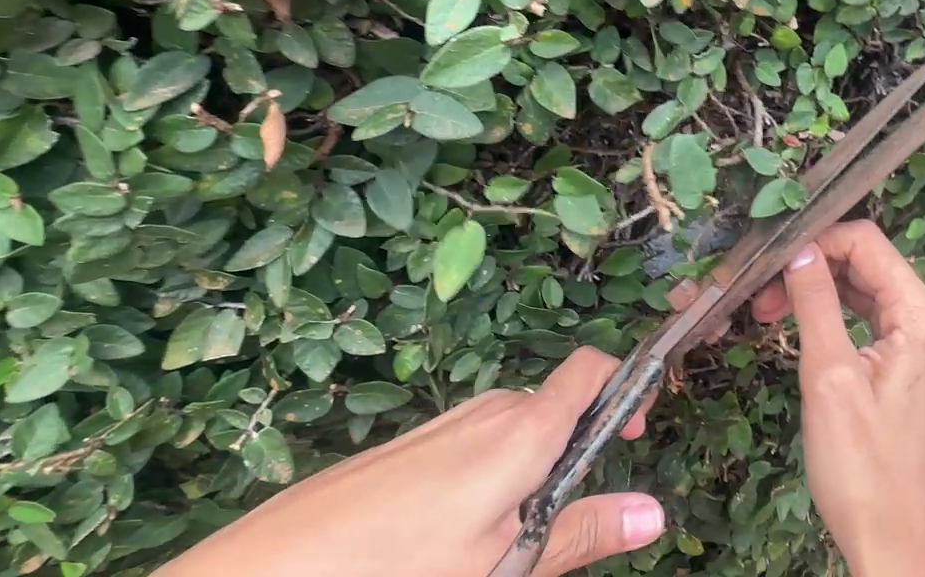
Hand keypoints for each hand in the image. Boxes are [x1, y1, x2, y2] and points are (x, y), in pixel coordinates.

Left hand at [154, 348, 664, 576]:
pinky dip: (492, 469)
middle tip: (572, 507)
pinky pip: (475, 440)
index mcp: (525, 428)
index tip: (634, 430)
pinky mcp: (413, 443)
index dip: (625, 384)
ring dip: (534, 461)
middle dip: (579, 440)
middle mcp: (491, 409)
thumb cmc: (401, 568)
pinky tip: (455, 530)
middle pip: (557, 400)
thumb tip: (655, 512)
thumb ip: (581, 531)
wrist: (269, 573)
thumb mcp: (503, 564)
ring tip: (513, 530)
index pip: (592, 368)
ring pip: (515, 425)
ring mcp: (448, 422)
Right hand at [751, 222, 924, 576]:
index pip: (868, 242)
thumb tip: (800, 249)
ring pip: (864, 291)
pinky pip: (868, 320)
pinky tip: (799, 325)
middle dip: (814, 267)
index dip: (820, 239)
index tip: (773, 258)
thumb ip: (815, 303)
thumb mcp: (829, 377)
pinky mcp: (906, 366)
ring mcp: (919, 344)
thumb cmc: (865, 469)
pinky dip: (832, 316)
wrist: (896, 546)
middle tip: (763, 296)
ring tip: (769, 312)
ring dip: (819, 292)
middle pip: (867, 263)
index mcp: (921, 315)